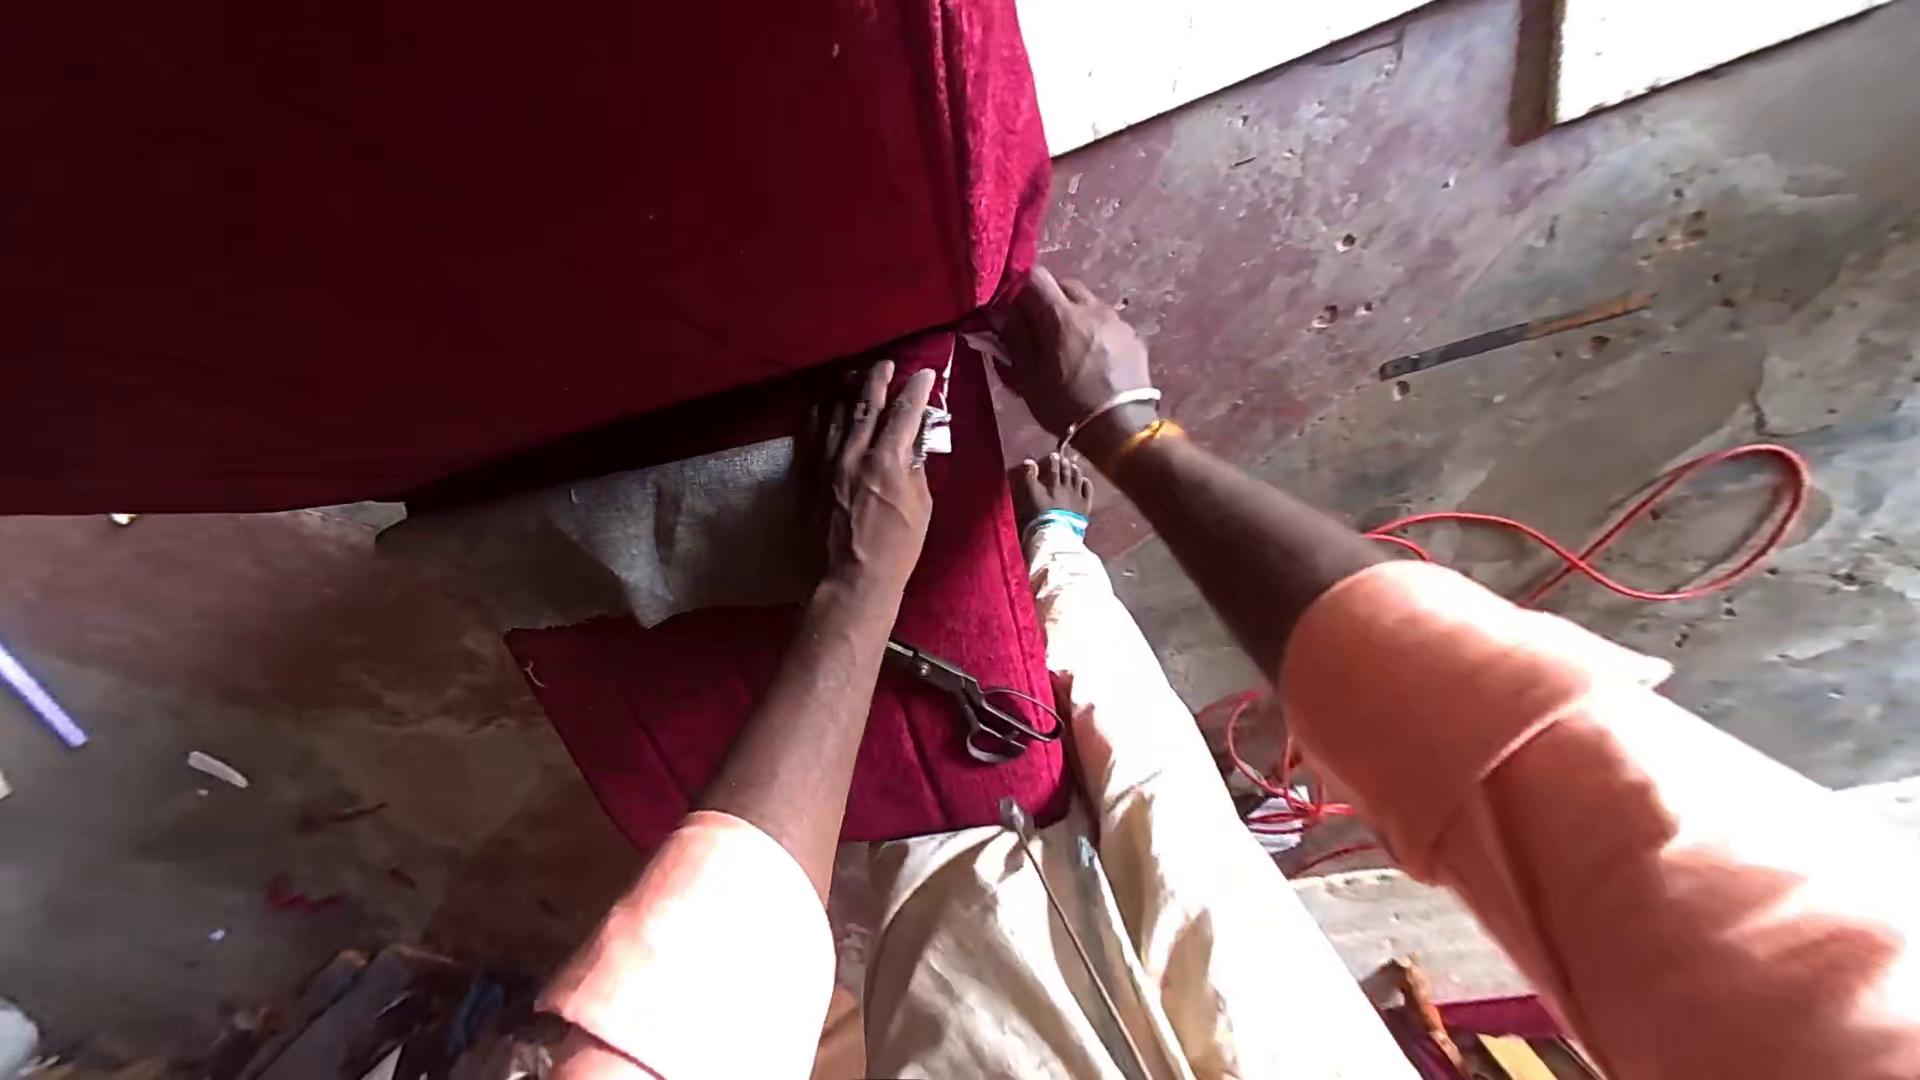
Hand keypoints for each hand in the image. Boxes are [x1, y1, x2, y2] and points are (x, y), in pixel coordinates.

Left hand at [819, 361, 936, 594]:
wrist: (851, 579)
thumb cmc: (897, 549)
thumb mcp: (922, 508)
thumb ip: (916, 469)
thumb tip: (914, 443)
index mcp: (888, 463)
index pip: (904, 414)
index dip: (916, 390)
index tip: (924, 374)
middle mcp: (854, 455)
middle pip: (865, 404)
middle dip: (877, 379)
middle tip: (886, 364)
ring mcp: (827, 464)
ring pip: (834, 414)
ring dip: (845, 391)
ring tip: (853, 376)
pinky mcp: (809, 478)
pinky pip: (810, 437)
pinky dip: (817, 417)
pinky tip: (820, 405)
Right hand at [995, 267, 1155, 449]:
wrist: (1121, 429)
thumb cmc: (1067, 408)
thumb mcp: (1030, 380)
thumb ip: (1015, 340)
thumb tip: (1001, 313)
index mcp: (1062, 317)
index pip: (1035, 278)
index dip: (1019, 290)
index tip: (1012, 312)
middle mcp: (1092, 308)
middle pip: (1064, 286)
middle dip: (1048, 300)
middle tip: (1038, 330)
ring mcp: (1117, 321)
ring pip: (1088, 303)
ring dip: (1072, 315)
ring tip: (1066, 347)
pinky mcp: (1133, 338)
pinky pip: (1107, 323)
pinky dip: (1094, 331)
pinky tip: (1091, 359)